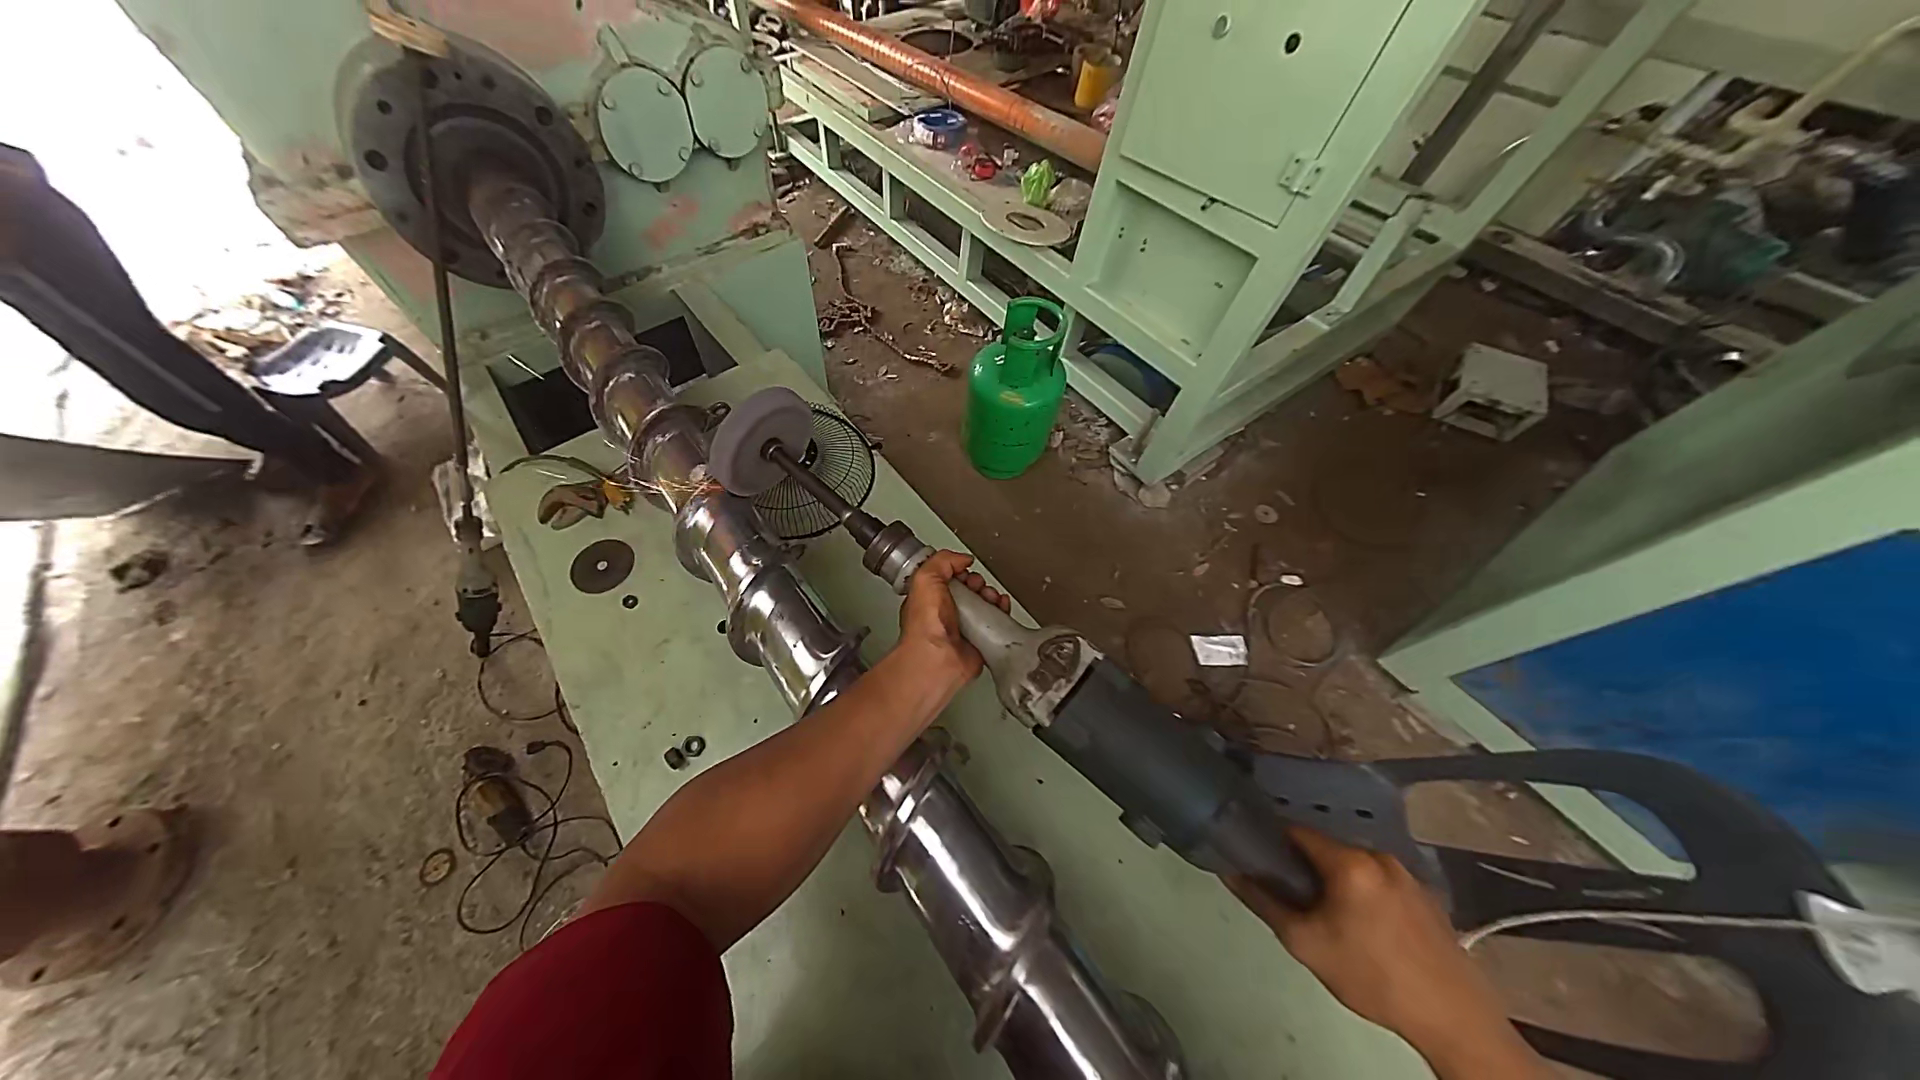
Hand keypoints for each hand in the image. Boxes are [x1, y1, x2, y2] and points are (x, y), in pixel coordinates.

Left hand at [897, 550, 1008, 694]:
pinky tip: (1001, 606)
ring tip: (990, 596)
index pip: (948, 577)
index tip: (963, 569)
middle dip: (978, 582)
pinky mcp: (980, 640)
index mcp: (929, 598)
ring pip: (984, 604)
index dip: (958, 569)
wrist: (939, 657)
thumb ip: (943, 561)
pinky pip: (996, 622)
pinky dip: (1002, 611)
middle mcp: (946, 613)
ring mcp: (964, 627)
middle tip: (977, 585)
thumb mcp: (925, 578)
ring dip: (991, 595)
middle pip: (969, 589)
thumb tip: (961, 558)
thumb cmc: (925, 625)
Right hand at [1226, 828, 1548, 1079]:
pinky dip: (1363, 893)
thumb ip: (1262, 901)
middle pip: (1325, 848)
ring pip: (1353, 866)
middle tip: (1293, 899)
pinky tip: (1364, 928)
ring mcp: (1408, 874)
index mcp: (1350, 860)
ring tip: (1327, 918)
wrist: (1453, 1020)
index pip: (1295, 831)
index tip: (1258, 862)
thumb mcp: (1305, 942)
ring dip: (1334, 882)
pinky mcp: (1427, 896)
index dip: (1271, 842)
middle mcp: (1379, 855)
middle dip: (1304, 867)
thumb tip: (1230, 872)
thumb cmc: (1372, 976)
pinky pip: (1379, 881)